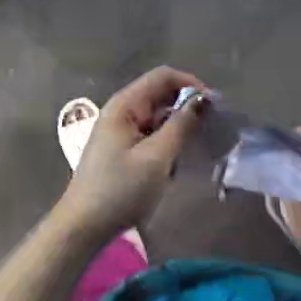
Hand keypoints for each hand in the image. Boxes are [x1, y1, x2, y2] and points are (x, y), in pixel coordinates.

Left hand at [51, 67, 206, 240]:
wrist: (85, 224)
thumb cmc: (120, 189)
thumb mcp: (156, 158)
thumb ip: (180, 126)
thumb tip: (203, 99)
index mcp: (124, 104)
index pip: (162, 76)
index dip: (190, 84)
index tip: (216, 107)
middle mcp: (120, 110)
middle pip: (159, 94)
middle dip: (186, 106)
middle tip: (212, 129)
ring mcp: (119, 130)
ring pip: (156, 116)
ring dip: (178, 126)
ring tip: (198, 147)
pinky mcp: (121, 149)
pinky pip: (149, 134)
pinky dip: (166, 142)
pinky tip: (177, 162)